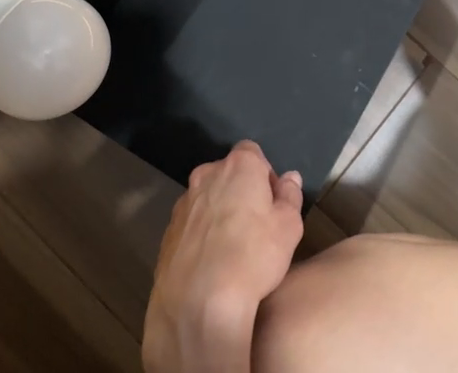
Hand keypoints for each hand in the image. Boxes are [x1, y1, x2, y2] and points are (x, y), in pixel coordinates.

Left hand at [144, 142, 304, 372]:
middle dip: (241, 192)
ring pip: (207, 200)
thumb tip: (289, 178)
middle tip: (257, 226)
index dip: (265, 175)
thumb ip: (290, 196)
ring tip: (232, 250)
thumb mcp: (289, 226)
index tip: (272, 203)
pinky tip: (212, 264)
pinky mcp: (167, 233)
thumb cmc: (253, 257)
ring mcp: (182, 205)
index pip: (252, 153)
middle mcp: (206, 176)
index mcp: (238, 166)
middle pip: (228, 175)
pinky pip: (192, 225)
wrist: (197, 304)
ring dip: (219, 214)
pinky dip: (202, 236)